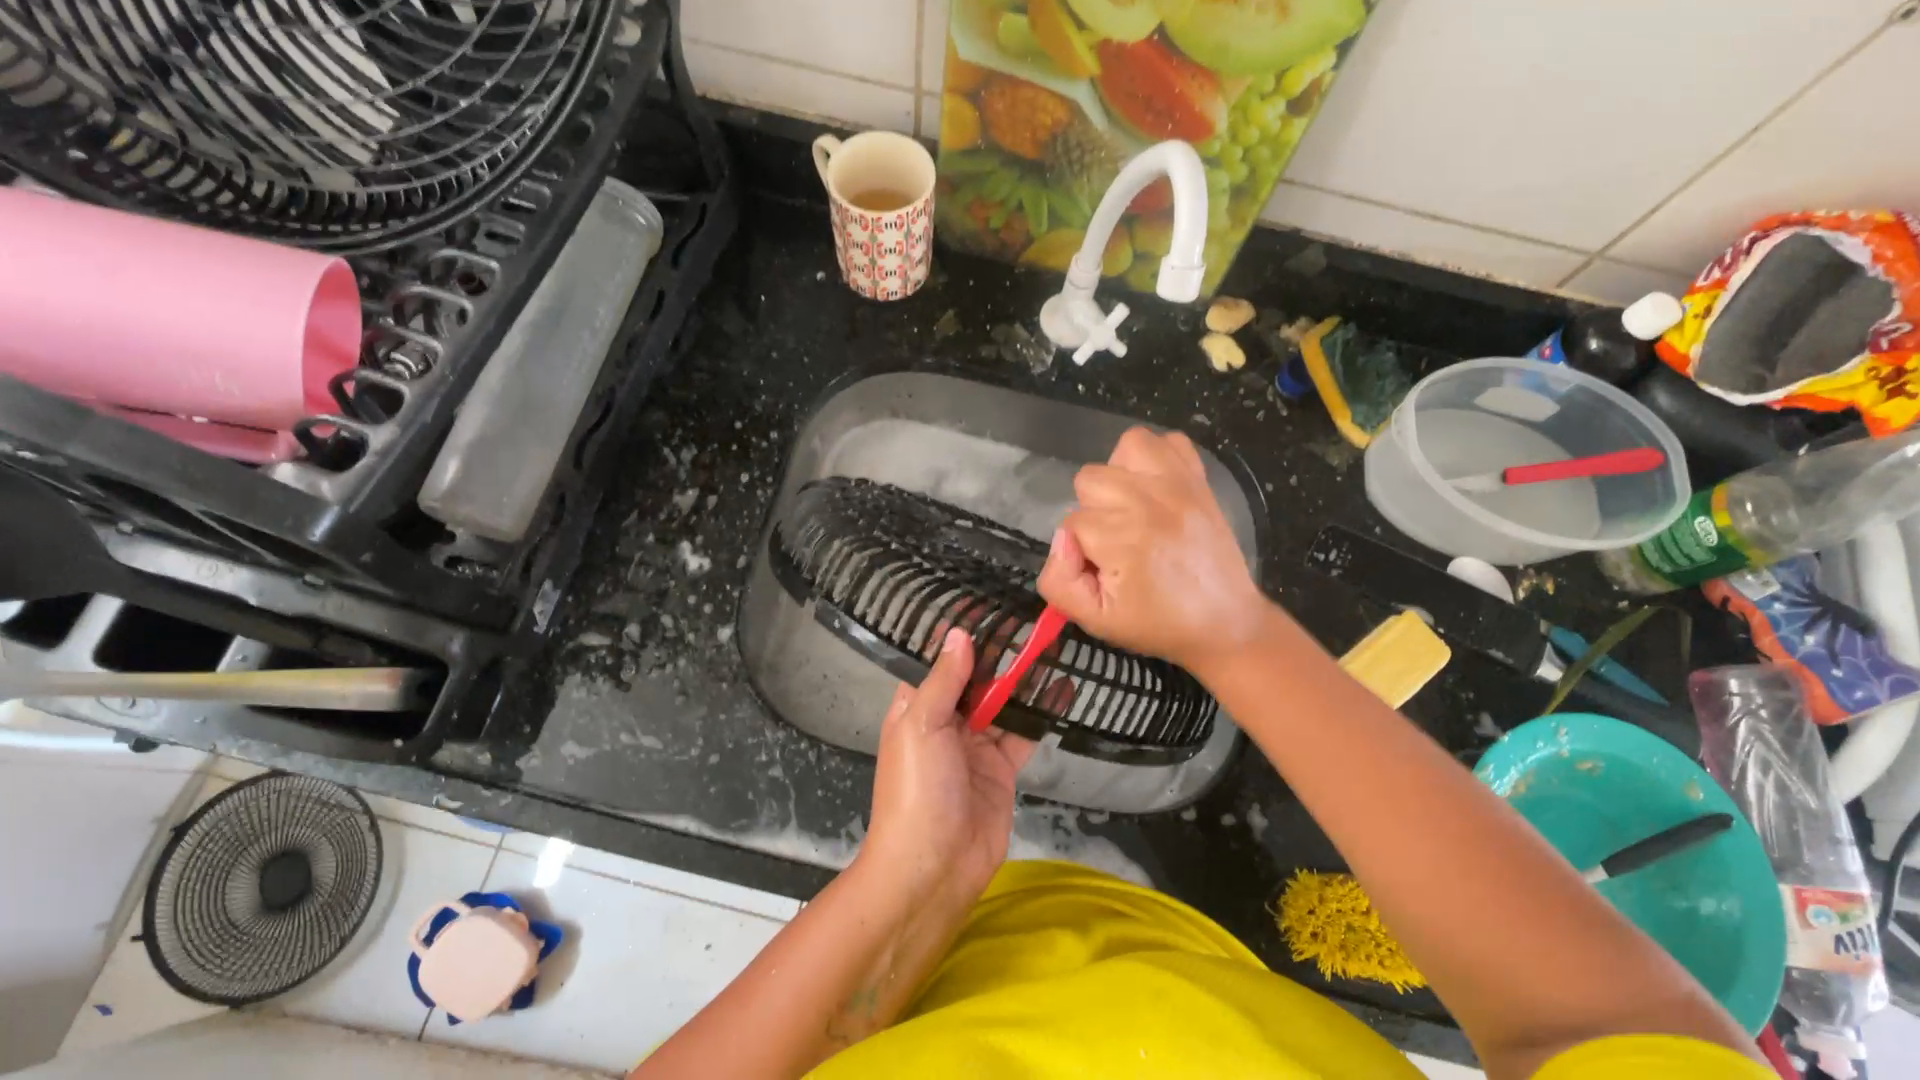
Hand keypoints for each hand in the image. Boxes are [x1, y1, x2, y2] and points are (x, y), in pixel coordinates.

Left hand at [861, 628, 1036, 903]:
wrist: (934, 867)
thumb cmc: (917, 789)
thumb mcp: (921, 726)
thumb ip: (944, 680)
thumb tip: (959, 634)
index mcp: (915, 710)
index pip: (937, 663)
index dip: (960, 637)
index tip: (988, 605)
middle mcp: (944, 723)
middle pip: (975, 680)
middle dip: (1000, 655)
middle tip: (1032, 619)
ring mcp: (975, 747)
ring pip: (1002, 703)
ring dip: (1024, 680)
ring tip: (1052, 643)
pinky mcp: (1002, 769)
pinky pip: (1024, 733)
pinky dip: (1042, 712)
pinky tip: (1063, 686)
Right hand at [1038, 427, 1270, 673]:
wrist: (1224, 622)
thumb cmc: (1157, 623)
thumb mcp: (1095, 621)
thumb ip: (1059, 582)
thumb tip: (1063, 539)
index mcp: (1122, 538)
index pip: (1071, 524)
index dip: (1081, 552)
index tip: (1106, 574)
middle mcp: (1148, 501)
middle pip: (1090, 480)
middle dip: (1096, 513)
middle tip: (1120, 545)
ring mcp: (1177, 484)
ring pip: (1124, 449)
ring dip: (1120, 477)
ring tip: (1132, 510)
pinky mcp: (1198, 479)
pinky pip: (1168, 441)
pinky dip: (1156, 459)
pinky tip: (1155, 489)